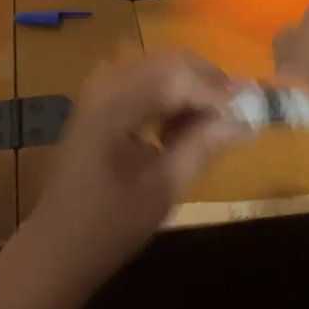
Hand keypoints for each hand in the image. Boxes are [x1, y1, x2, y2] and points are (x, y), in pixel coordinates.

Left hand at [22, 53, 251, 282]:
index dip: (219, 93)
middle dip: (210, 84)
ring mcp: (101, 86)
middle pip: (171, 62)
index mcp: (115, 99)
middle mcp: (107, 80)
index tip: (252, 115)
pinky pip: (147, 81)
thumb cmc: (107, 225)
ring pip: (162, 68)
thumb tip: (245, 119)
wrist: (56, 246)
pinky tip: (184, 130)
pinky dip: (173, 97)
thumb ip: (203, 146)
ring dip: (193, 89)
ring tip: (217, 127)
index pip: (179, 76)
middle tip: (241, 115)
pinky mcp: (102, 99)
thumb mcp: (162, 189)